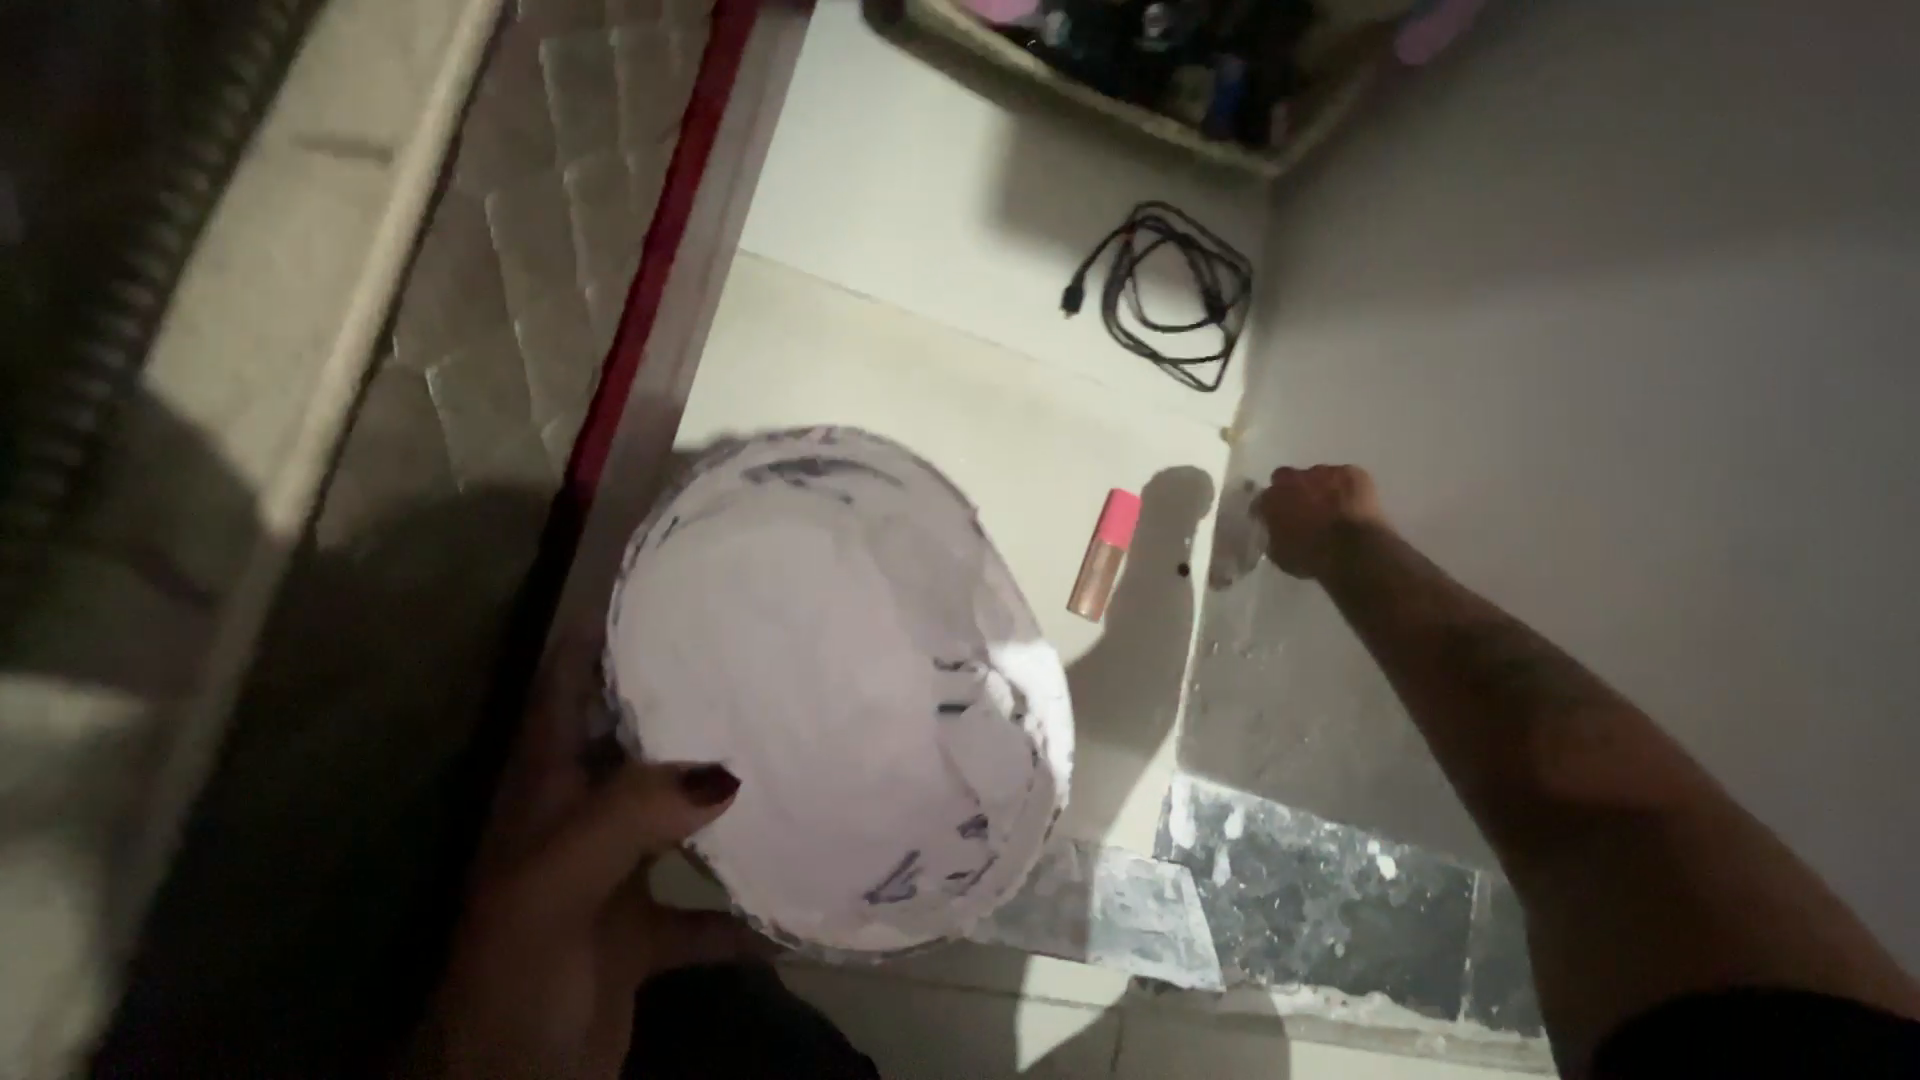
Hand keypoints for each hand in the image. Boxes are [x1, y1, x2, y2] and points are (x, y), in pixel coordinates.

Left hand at [416, 636, 763, 1079]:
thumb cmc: (517, 974)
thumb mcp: (558, 885)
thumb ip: (629, 817)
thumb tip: (727, 771)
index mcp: (547, 792)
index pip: (566, 692)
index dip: (597, 640)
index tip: (660, 596)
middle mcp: (580, 819)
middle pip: (632, 741)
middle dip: (682, 700)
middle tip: (752, 659)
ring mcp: (613, 876)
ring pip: (674, 814)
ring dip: (722, 792)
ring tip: (788, 749)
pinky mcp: (642, 932)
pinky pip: (705, 909)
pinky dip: (745, 903)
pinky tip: (795, 889)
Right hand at [1257, 465, 1384, 579]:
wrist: (1352, 551)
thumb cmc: (1311, 557)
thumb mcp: (1280, 555)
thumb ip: (1273, 536)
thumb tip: (1276, 532)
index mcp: (1271, 500)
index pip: (1262, 499)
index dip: (1269, 509)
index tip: (1275, 520)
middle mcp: (1293, 480)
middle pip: (1286, 477)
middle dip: (1291, 489)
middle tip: (1303, 508)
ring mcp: (1324, 473)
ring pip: (1318, 475)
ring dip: (1321, 488)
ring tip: (1334, 508)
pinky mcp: (1352, 473)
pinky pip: (1346, 477)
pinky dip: (1348, 488)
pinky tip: (1354, 505)